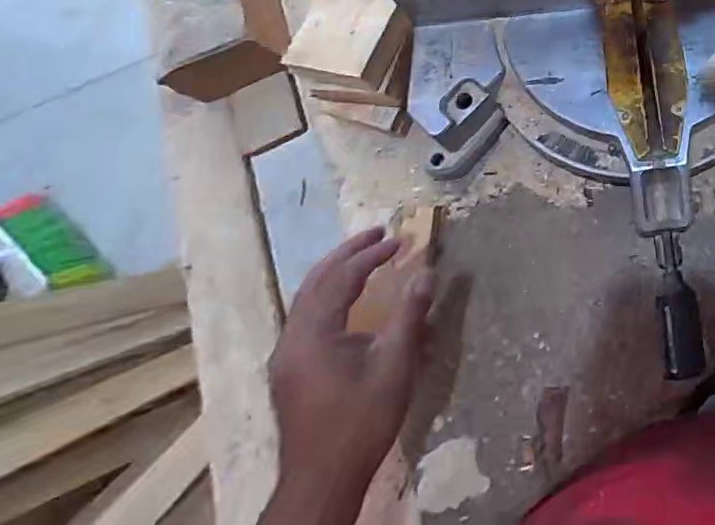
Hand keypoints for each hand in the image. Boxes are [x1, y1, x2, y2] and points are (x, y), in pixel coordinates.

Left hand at [262, 227, 435, 523]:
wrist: (322, 481)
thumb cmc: (361, 421)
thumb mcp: (395, 365)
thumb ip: (410, 315)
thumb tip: (427, 274)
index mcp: (313, 334)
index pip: (341, 279)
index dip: (370, 255)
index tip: (399, 241)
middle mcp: (292, 338)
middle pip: (316, 280)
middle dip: (347, 253)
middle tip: (377, 233)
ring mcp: (286, 356)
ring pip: (307, 298)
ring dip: (336, 272)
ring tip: (364, 257)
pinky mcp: (289, 370)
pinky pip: (306, 316)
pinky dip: (329, 294)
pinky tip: (348, 300)